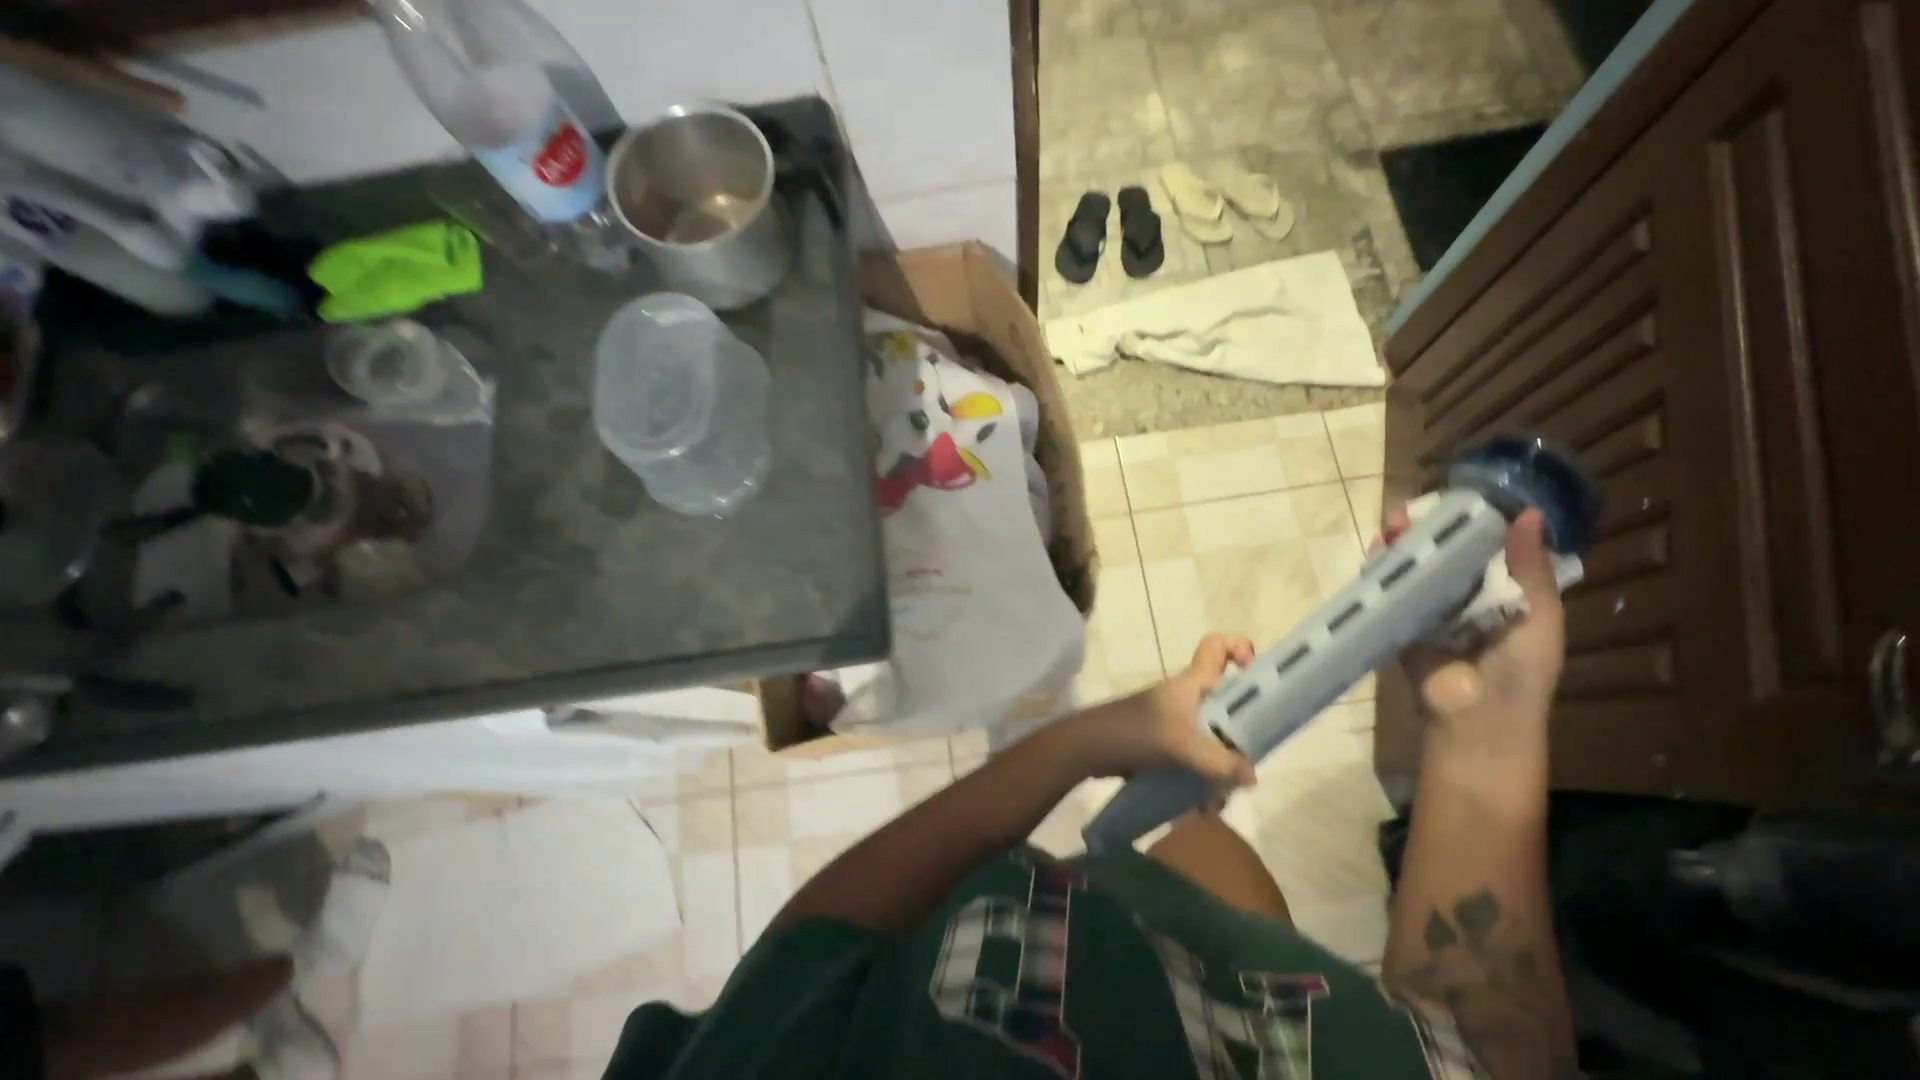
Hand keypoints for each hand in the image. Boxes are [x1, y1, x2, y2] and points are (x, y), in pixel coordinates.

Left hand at [1060, 633, 1257, 787]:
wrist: (1089, 748)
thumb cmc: (1136, 732)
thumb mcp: (1184, 745)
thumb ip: (1221, 762)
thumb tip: (1251, 777)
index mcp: (1192, 683)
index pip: (1217, 645)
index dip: (1239, 646)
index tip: (1252, 671)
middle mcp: (1187, 698)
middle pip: (1227, 706)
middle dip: (1239, 738)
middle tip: (1243, 764)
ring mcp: (1175, 721)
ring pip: (1212, 740)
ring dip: (1219, 770)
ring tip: (1217, 799)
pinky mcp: (1164, 744)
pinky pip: (1194, 760)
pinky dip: (1200, 780)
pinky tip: (1200, 806)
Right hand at [1375, 506, 1564, 756]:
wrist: (1476, 719)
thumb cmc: (1520, 671)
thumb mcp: (1540, 615)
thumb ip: (1531, 568)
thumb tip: (1529, 512)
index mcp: (1504, 596)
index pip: (1485, 551)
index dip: (1470, 524)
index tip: (1459, 500)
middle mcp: (1464, 600)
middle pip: (1443, 555)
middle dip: (1429, 531)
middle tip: (1417, 508)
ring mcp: (1428, 612)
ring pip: (1413, 570)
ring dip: (1403, 545)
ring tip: (1394, 522)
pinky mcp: (1398, 625)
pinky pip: (1388, 594)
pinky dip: (1380, 571)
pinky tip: (1377, 550)